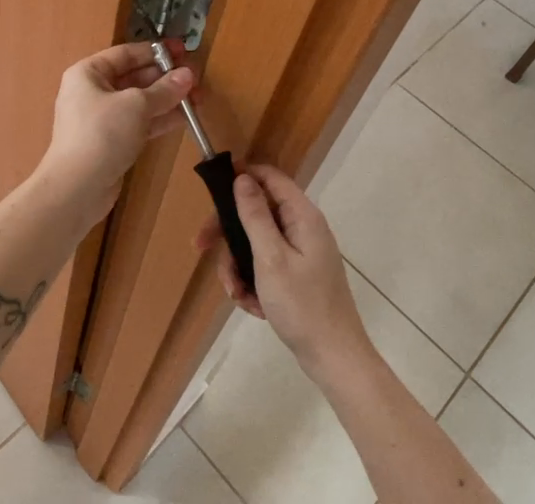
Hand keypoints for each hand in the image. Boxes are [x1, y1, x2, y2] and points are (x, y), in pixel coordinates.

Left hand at [32, 42, 195, 226]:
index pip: (126, 54)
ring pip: (139, 102)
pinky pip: (139, 123)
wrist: (78, 187)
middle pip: (134, 77)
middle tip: (196, 78)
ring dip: (167, 99)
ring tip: (198, 97)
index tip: (183, 50)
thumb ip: (164, 89)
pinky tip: (185, 117)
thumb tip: (188, 74)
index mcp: (88, 73)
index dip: (155, 51)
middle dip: (165, 77)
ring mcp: (102, 119)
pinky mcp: (112, 141)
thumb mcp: (136, 105)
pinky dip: (160, 119)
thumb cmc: (102, 133)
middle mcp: (92, 92)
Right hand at [196, 165, 369, 375]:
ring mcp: (301, 253)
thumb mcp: (271, 258)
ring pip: (255, 243)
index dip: (241, 177)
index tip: (212, 191)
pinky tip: (253, 306)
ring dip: (238, 266)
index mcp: (302, 217)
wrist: (333, 357)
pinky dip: (253, 283)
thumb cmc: (302, 305)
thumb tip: (242, 178)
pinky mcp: (297, 275)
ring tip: (237, 294)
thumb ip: (255, 215)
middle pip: (256, 213)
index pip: (270, 177)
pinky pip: (265, 266)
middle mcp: (303, 228)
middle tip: (201, 248)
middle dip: (228, 233)